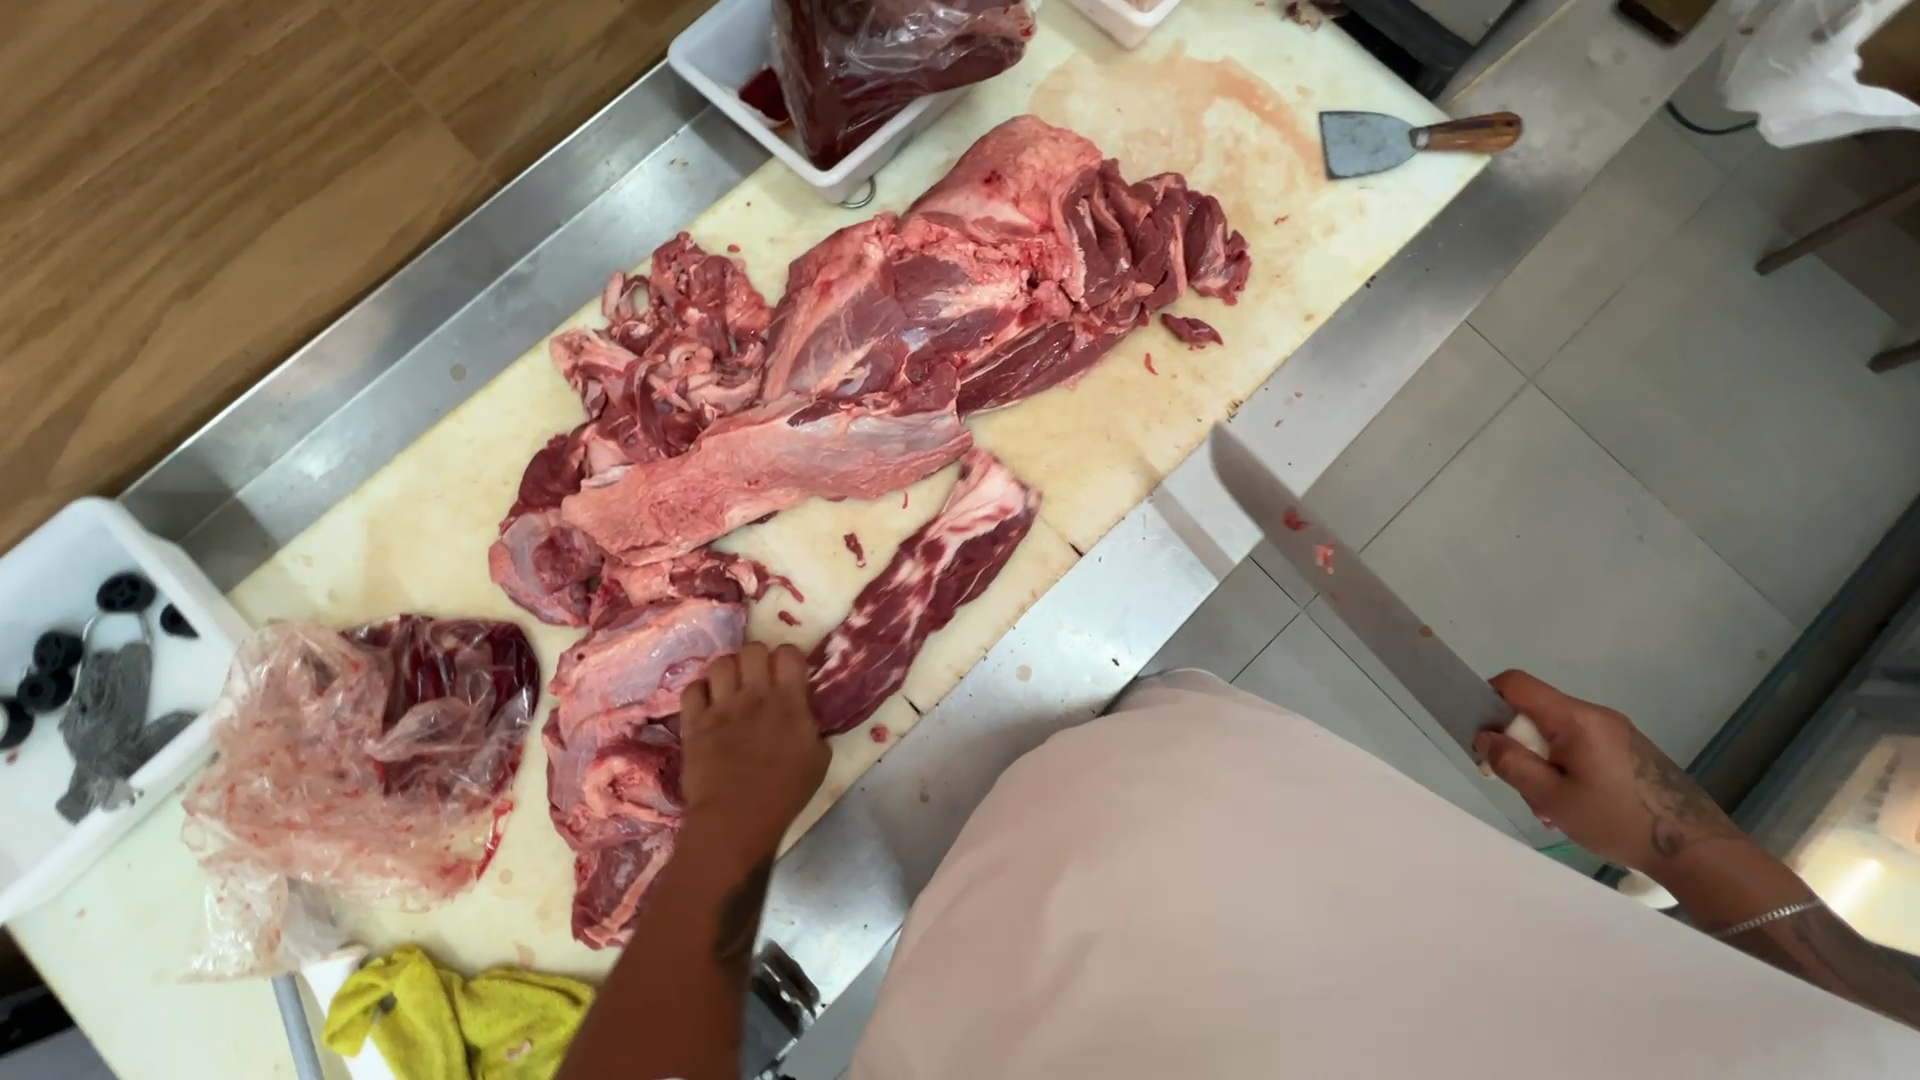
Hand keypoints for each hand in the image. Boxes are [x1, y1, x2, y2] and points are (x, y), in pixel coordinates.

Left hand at [678, 643, 830, 866]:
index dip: (789, 658)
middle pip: (753, 649)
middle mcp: (754, 694)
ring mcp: (721, 706)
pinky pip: (692, 688)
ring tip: (731, 687)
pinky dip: (701, 691)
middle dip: (758, 658)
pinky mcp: (694, 722)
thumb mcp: (819, 761)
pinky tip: (708, 704)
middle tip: (759, 678)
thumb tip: (808, 717)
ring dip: (729, 671)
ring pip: (721, 663)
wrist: (736, 818)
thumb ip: (814, 730)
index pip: (788, 653)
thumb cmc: (784, 793)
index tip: (789, 673)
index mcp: (789, 701)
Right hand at [1473, 670, 1745, 876]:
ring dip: (1542, 764)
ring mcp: (1617, 732)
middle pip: (1535, 713)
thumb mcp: (1550, 796)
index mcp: (1576, 718)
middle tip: (1520, 786)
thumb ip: (1510, 762)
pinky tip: (1576, 805)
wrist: (1701, 852)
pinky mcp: (1631, 751)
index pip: (1516, 683)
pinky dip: (1567, 769)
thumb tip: (1485, 737)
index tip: (1485, 738)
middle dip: (1518, 745)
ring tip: (1551, 806)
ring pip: (1557, 735)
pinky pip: (1582, 747)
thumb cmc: (1619, 820)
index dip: (1489, 700)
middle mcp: (1597, 715)